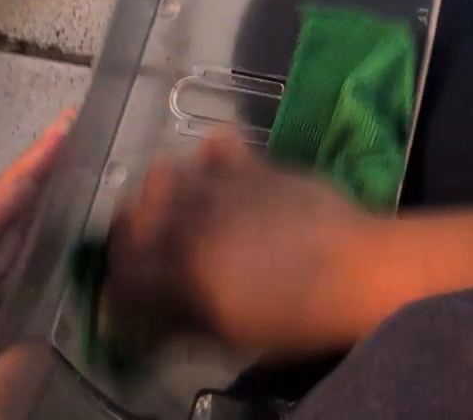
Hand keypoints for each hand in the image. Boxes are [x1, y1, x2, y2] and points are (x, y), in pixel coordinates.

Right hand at [105, 133, 382, 353]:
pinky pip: (218, 142)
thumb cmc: (295, 315)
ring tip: (183, 195)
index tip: (130, 270)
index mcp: (178, 276)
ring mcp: (221, 189)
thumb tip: (153, 313)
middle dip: (136, 223)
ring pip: (165, 172)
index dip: (121, 268)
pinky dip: (213, 150)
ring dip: (167, 184)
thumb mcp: (229, 330)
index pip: (123, 267)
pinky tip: (221, 162)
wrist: (352, 268)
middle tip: (153, 232)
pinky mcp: (254, 166)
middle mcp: (188, 226)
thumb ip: (184, 315)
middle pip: (134, 213)